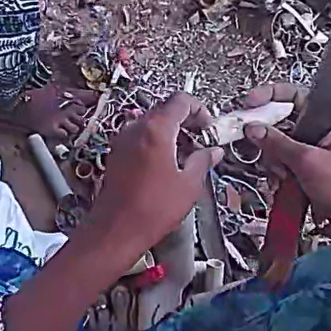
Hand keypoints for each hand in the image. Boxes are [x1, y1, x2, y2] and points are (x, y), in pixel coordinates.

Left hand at [79, 92, 221, 271]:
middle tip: (201, 141)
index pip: (180, 101)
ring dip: (171, 132)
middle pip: (165, 110)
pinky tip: (166, 165)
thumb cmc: (153, 208)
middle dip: (186, 122)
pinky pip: (140, 137)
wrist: (116, 230)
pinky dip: (156, 142)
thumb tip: (213, 151)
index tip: (208, 128)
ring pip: (152, 123)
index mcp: (156, 129)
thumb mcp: (188, 184)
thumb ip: (203, 160)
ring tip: (186, 156)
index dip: (199, 110)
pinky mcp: (116, 153)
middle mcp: (136, 128)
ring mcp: (123, 139)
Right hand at [238, 83, 330, 221]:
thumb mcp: (308, 159)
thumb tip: (253, 128)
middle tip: (254, 138)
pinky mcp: (299, 168)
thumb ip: (277, 142)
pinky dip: (274, 170)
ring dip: (272, 157)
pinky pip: (277, 161)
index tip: (251, 101)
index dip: (271, 95)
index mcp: (328, 119)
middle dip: (268, 135)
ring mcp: (307, 150)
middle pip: (280, 120)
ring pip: (275, 143)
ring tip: (281, 172)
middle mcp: (316, 130)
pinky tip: (280, 181)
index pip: (295, 95)